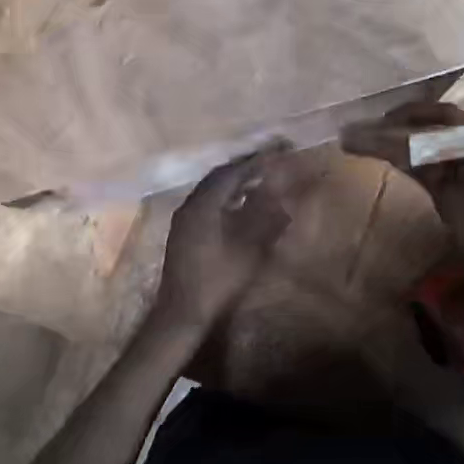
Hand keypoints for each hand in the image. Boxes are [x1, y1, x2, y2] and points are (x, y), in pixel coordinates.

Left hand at [155, 143, 315, 329]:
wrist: (182, 313)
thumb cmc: (219, 279)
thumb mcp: (250, 247)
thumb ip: (265, 215)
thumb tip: (280, 190)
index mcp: (204, 205)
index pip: (233, 172)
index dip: (257, 160)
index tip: (277, 150)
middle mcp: (190, 206)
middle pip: (219, 177)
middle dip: (244, 167)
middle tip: (269, 160)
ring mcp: (183, 220)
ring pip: (211, 190)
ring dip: (234, 181)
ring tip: (258, 178)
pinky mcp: (183, 232)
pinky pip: (207, 202)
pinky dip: (225, 196)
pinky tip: (240, 204)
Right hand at [341, 103, 463, 266]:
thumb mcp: (447, 195)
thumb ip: (421, 167)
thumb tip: (389, 146)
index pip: (444, 117)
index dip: (412, 115)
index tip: (385, 119)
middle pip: (443, 122)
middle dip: (411, 123)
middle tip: (380, 127)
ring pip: (442, 138)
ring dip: (415, 138)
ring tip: (383, 140)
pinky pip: (446, 156)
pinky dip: (424, 155)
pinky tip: (401, 157)